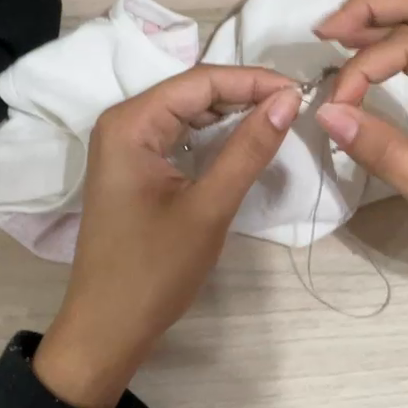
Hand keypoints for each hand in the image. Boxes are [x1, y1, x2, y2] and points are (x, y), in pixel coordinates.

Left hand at [33, 65, 301, 407]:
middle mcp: (122, 123)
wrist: (107, 328)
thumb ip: (248, 149)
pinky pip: (178, 136)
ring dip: (231, 114)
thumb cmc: (154, 269)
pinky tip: (245, 140)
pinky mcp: (133, 167)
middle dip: (244, 94)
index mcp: (130, 123)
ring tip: (279, 118)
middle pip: (192, 92)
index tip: (299, 92)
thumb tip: (287, 100)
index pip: (200, 81)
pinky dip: (213, 136)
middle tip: (295, 106)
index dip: (252, 80)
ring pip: (187, 113)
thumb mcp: (209, 206)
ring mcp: (125, 145)